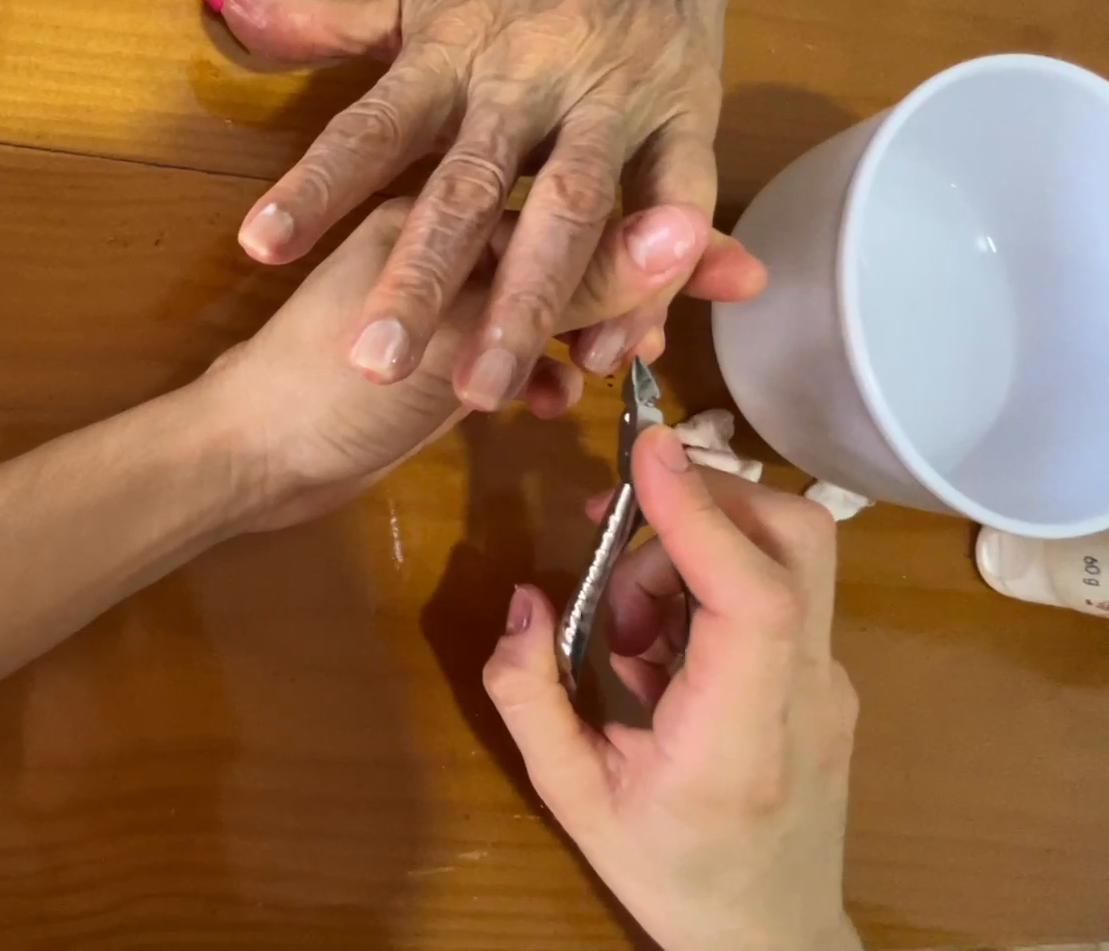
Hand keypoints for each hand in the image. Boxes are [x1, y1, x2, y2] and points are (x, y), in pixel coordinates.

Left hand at [201, 199, 715, 531]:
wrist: (245, 454)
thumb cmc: (324, 382)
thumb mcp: (456, 332)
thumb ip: (562, 284)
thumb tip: (672, 231)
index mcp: (436, 210)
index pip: (562, 203)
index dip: (649, 235)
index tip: (724, 258)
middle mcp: (439, 246)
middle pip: (562, 249)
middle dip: (639, 278)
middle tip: (728, 293)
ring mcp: (435, 306)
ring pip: (536, 304)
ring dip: (586, 331)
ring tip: (639, 361)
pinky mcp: (428, 362)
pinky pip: (500, 353)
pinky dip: (533, 372)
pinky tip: (558, 399)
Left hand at [223, 0, 770, 404]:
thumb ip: (324, 23)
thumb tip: (235, 4)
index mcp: (444, 60)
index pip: (365, 130)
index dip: (313, 188)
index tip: (257, 246)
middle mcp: (522, 84)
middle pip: (463, 191)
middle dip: (420, 282)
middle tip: (375, 366)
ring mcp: (609, 102)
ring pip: (569, 212)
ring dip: (528, 307)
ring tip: (481, 390)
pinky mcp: (688, 119)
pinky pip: (674, 206)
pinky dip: (647, 283)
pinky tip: (605, 356)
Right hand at [483, 427, 860, 950]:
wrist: (769, 933)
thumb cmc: (664, 867)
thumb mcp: (564, 790)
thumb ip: (525, 692)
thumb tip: (524, 600)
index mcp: (739, 734)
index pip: (753, 599)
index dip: (701, 512)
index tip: (644, 448)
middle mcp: (806, 691)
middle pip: (797, 541)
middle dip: (700, 493)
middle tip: (607, 517)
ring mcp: (825, 677)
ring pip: (777, 552)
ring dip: (677, 550)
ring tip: (616, 624)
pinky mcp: (816, 670)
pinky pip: (762, 585)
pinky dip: (692, 578)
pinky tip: (647, 641)